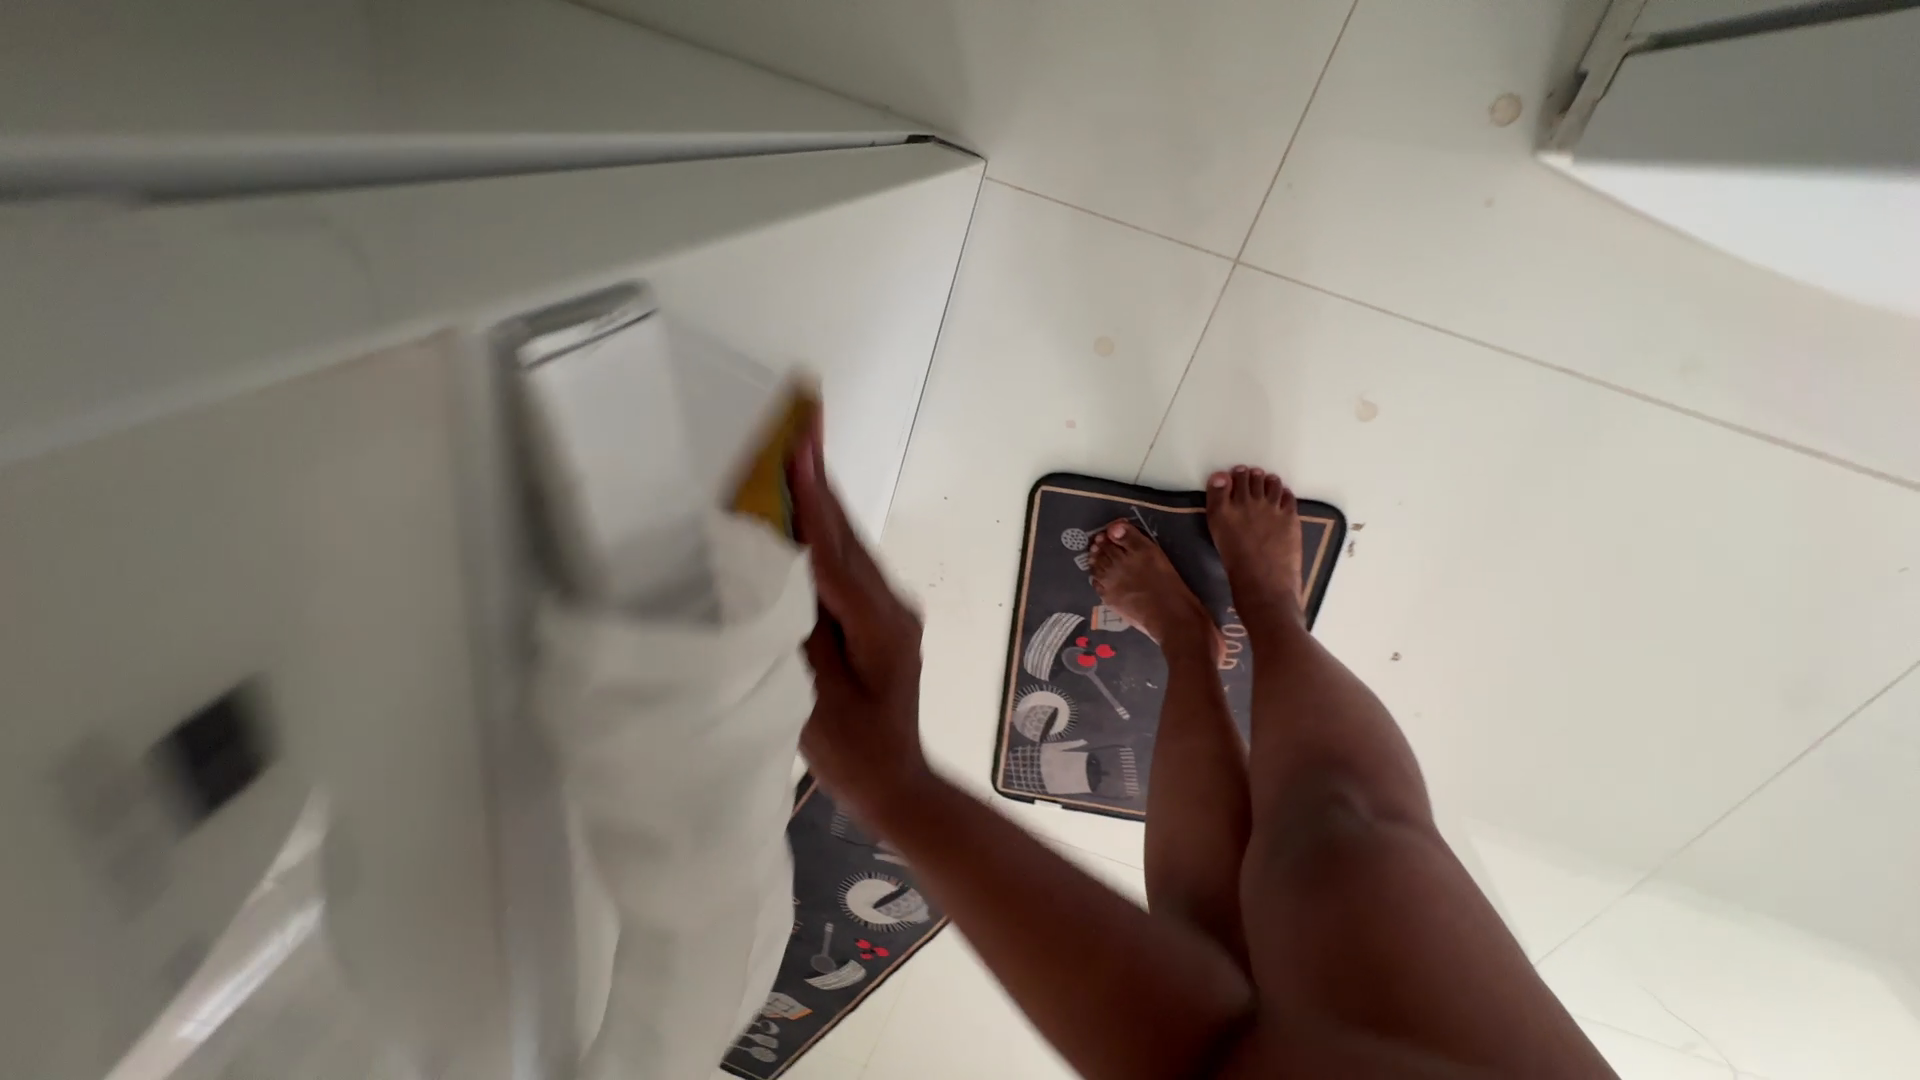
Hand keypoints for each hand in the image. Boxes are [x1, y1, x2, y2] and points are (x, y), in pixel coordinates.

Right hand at [788, 420, 930, 813]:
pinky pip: (848, 568)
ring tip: (796, 457)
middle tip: (800, 427)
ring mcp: (891, 611)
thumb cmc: (852, 752)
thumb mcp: (816, 698)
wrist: (895, 782)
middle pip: (847, 537)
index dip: (814, 499)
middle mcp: (891, 606)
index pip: (835, 552)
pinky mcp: (881, 619)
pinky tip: (804, 518)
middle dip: (820, 483)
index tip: (800, 446)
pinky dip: (825, 537)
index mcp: (878, 624)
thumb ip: (802, 632)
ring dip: (822, 505)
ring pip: (849, 547)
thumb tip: (781, 574)